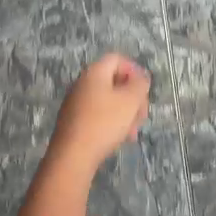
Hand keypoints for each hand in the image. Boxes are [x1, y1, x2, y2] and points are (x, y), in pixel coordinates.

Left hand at [47, 52, 150, 173]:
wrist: (71, 157)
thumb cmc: (104, 123)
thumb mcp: (130, 101)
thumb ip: (140, 85)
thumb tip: (141, 78)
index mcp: (94, 72)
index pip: (117, 59)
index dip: (134, 70)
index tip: (144, 90)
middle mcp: (82, 83)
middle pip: (113, 81)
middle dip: (131, 97)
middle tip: (142, 115)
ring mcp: (75, 103)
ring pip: (106, 100)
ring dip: (123, 112)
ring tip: (132, 132)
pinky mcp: (72, 122)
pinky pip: (96, 114)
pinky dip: (110, 122)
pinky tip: (117, 139)